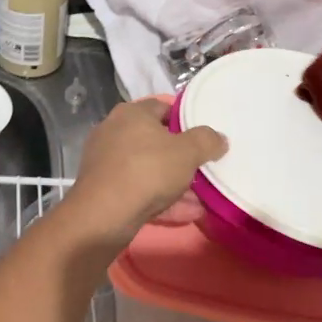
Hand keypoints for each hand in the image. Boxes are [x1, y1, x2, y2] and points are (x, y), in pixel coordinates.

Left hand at [66, 99, 226, 237]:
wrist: (104, 214)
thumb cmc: (147, 170)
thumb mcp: (187, 152)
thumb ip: (207, 140)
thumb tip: (218, 138)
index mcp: (131, 113)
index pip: (162, 107)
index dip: (185, 120)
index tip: (203, 137)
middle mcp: (113, 131)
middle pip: (155, 141)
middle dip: (181, 158)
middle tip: (203, 169)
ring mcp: (106, 161)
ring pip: (148, 169)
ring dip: (174, 184)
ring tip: (201, 199)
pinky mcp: (103, 188)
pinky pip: (138, 189)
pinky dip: (160, 199)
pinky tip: (186, 213)